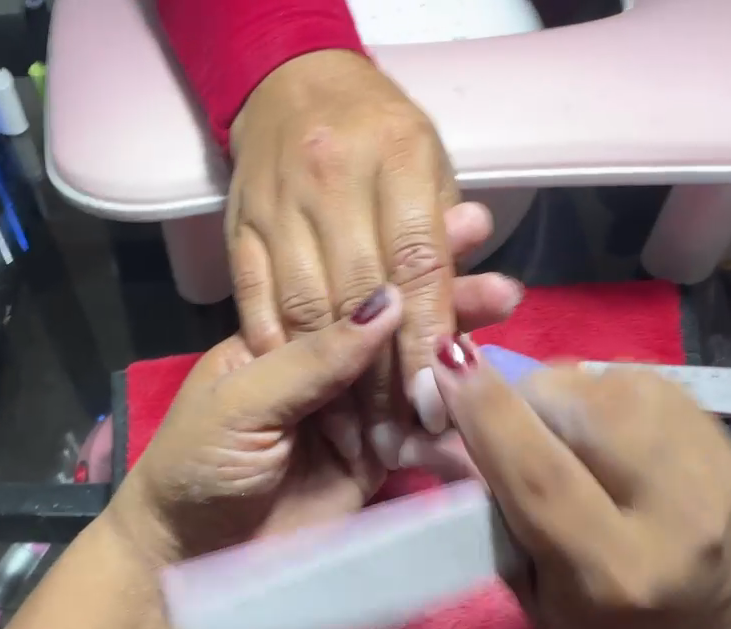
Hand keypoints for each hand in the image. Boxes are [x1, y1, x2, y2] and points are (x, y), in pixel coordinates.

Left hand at [108, 263, 522, 567]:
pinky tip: (490, 403)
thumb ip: (314, 357)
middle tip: (504, 285)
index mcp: (283, 337)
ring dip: (458, 357)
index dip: (404, 260)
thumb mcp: (244, 401)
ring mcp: (351, 417)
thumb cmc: (197, 465)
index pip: (352, 289)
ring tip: (506, 323)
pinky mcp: (371, 466)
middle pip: (393, 330)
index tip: (464, 227)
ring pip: (412, 379)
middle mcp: (324, 371)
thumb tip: (390, 300)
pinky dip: (451, 425)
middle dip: (446, 302)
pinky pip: (417, 439)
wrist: (189, 553)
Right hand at [227, 49, 458, 467]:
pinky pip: (254, 306)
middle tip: (400, 436)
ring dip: (332, 384)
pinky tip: (304, 402)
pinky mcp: (237, 232)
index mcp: (395, 154)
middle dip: (382, 377)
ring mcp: (276, 208)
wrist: (291, 88)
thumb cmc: (377, 136)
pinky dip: (283, 360)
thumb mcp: (428, 173)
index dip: (427, 340)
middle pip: (360, 298)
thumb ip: (447, 243)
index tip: (436, 402)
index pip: (418, 264)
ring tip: (359, 437)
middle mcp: (331, 178)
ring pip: (305, 311)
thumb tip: (493, 303)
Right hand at [431, 350, 730, 628]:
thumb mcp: (531, 592)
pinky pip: (644, 381)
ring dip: (563, 390)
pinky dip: (600, 387)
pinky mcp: (724, 440)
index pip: (543, 476)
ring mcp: (709, 469)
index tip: (449, 369)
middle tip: (498, 413)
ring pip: (617, 385)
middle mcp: (672, 513)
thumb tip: (441, 437)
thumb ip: (492, 515)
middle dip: (525, 395)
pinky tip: (592, 422)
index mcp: (613, 570)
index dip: (490, 417)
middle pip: (588, 412)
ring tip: (550, 425)